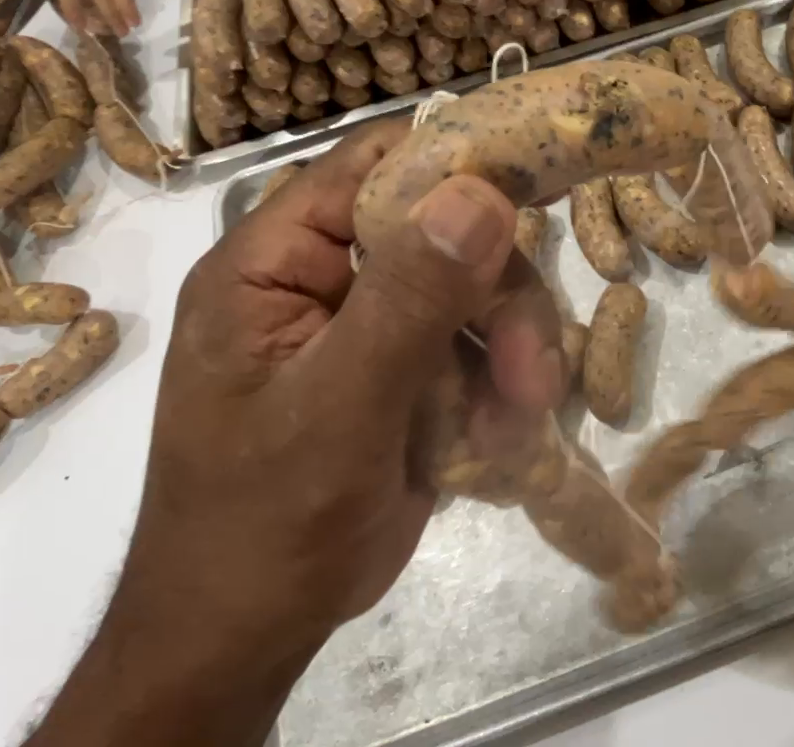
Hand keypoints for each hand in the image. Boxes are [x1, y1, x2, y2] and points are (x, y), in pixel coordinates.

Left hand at [29, 120, 566, 745]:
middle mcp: (327, 280)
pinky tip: (499, 440)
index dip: (458, 161)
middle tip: (533, 369)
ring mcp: (373, 328)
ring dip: (512, 351)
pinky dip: (502, 388)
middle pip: (447, 235)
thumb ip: (409, 299)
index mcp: (277, 263)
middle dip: (501, 298)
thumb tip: (480, 190)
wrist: (250, 632)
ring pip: (477, 294)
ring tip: (520, 416)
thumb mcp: (339, 407)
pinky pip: (480, 348)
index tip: (543, 179)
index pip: (373, 166)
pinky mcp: (409, 373)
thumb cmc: (266, 521)